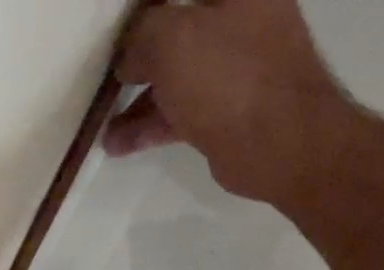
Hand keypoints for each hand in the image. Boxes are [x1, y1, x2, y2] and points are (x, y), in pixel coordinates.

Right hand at [103, 0, 359, 207]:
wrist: (281, 143)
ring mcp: (237, 62)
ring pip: (176, 69)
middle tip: (105, 65)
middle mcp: (241, 14)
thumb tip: (129, 58)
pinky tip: (118, 143)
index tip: (120, 19)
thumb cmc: (228, 77)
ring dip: (136, 95)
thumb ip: (140, 34)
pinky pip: (181, 106)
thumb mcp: (170, 39)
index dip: (146, 6)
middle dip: (137, 47)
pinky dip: (150, 123)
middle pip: (177, 22)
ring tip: (101, 118)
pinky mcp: (229, 105)